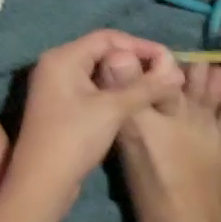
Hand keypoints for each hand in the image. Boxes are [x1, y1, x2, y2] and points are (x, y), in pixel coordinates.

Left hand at [2, 30, 184, 207]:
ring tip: (154, 87)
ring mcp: (55, 87)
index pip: (107, 37)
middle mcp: (55, 65)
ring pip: (97, 71)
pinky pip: (91, 88)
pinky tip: (134, 102)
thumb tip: (178, 73)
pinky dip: (113, 91)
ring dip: (125, 78)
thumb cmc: (74, 139)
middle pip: (102, 51)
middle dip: (133, 61)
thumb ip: (146, 87)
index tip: (168, 59)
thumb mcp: (113, 109)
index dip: (140, 46)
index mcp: (62, 57)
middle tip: (163, 73)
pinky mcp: (60, 106)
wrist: (41, 184)